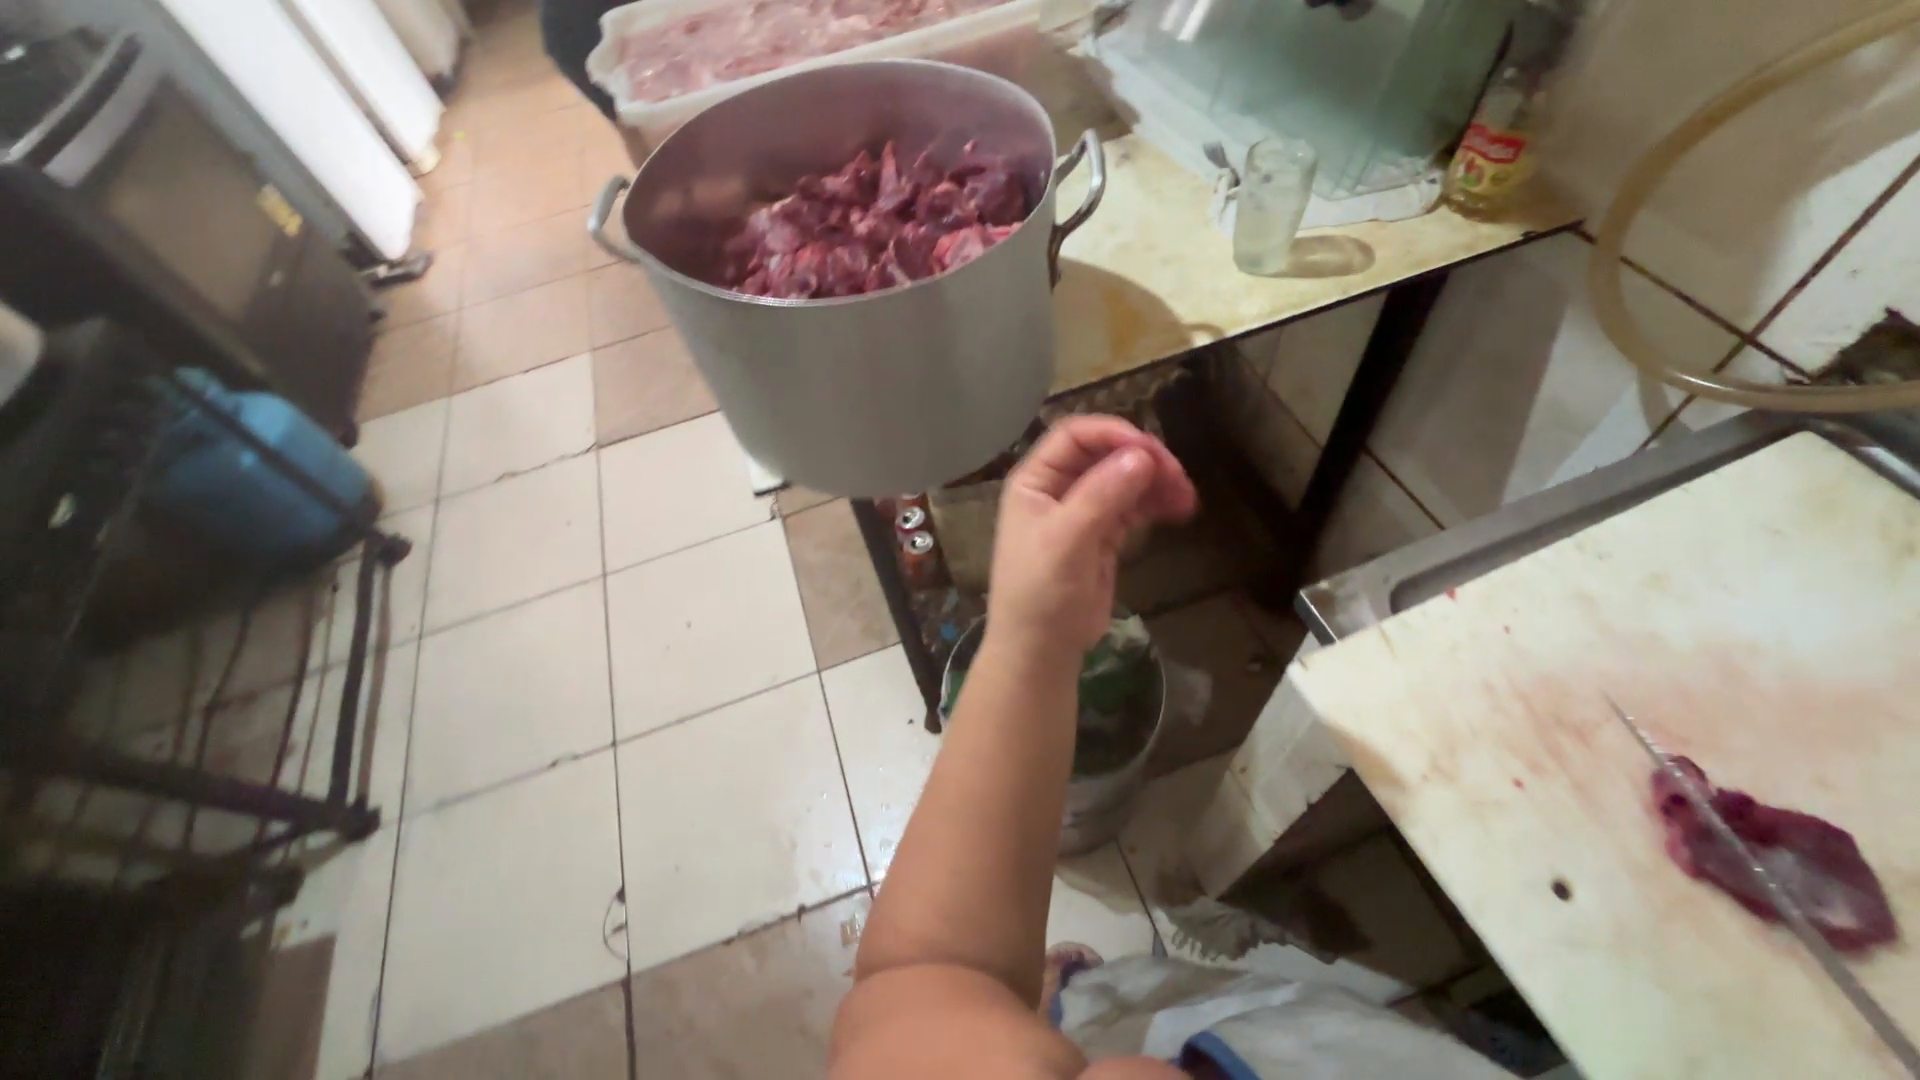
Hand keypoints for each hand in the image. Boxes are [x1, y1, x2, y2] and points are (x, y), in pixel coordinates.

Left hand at [986, 416, 1197, 660]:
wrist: (1041, 649)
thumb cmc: (1041, 591)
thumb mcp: (1067, 539)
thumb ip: (1101, 494)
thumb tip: (1142, 456)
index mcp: (1035, 481)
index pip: (1074, 435)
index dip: (1112, 433)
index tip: (1150, 449)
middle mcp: (1056, 489)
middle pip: (1104, 454)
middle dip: (1141, 458)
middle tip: (1177, 475)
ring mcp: (1081, 512)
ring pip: (1123, 479)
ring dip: (1155, 481)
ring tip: (1186, 496)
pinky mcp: (1102, 536)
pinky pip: (1132, 507)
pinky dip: (1155, 503)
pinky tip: (1180, 508)